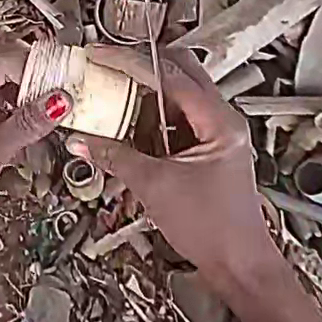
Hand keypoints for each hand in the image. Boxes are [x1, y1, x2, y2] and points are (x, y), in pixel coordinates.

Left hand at [0, 53, 62, 293]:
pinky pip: (11, 127)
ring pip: (11, 105)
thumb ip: (24, 126)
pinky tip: (47, 133)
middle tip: (70, 89)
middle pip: (8, 83)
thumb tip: (57, 100)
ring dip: (36, 108)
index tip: (62, 74)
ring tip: (64, 109)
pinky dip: (29, 129)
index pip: (1, 67)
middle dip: (38, 86)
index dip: (32, 67)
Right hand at [66, 46, 283, 290]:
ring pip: (176, 95)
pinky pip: (174, 119)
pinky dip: (149, 117)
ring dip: (144, 92)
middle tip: (107, 62)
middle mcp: (221, 120)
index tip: (101, 54)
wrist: (240, 268)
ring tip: (111, 92)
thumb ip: (114, 156)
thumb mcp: (154, 185)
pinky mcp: (205, 149)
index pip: (170, 74)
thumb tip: (82, 140)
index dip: (130, 61)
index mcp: (219, 121)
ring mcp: (214, 134)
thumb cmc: (215, 230)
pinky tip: (126, 125)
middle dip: (141, 64)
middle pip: (180, 72)